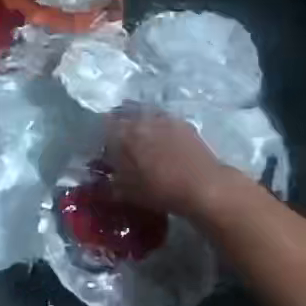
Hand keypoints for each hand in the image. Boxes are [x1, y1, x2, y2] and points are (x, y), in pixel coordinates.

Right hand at [102, 109, 248, 219]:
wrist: (203, 186)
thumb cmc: (161, 190)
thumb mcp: (128, 192)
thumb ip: (111, 180)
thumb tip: (103, 175)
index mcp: (124, 134)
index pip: (105, 124)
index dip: (102, 133)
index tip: (103, 143)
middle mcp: (142, 119)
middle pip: (124, 114)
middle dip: (120, 124)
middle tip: (121, 139)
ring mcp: (164, 118)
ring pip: (145, 114)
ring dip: (140, 122)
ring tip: (142, 137)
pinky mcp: (183, 123)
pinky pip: (164, 119)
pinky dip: (159, 126)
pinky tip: (163, 139)